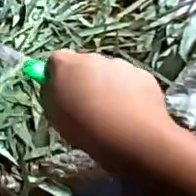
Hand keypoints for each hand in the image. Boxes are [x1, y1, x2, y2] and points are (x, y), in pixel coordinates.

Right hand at [43, 51, 180, 171]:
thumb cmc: (84, 127)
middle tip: (86, 105)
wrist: (131, 136)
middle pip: (84, 64)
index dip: (56, 75)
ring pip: (109, 73)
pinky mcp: (144, 75)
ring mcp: (121, 65)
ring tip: (110, 114)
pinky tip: (128, 114)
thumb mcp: (53, 114)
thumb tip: (53, 84)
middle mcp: (93, 58)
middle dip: (83, 80)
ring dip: (106, 86)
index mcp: (66, 65)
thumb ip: (51, 93)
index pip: (55, 60)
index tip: (60, 91)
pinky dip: (128, 93)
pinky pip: (130, 82)